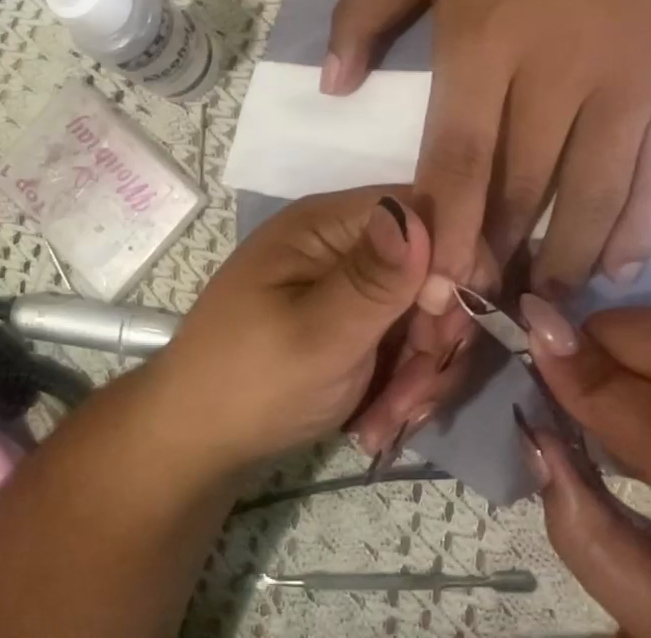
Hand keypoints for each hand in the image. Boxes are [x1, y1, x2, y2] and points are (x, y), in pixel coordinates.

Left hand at [146, 188, 429, 471]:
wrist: (199, 441)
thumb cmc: (250, 383)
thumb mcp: (318, 334)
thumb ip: (375, 280)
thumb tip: (417, 215)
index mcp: (323, 226)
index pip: (420, 210)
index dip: (451, 264)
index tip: (447, 328)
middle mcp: (338, 245)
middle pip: (431, 269)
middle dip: (436, 337)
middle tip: (413, 394)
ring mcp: (345, 287)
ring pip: (426, 315)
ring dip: (421, 373)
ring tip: (388, 420)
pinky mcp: (351, 325)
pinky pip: (405, 342)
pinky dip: (404, 384)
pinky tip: (382, 421)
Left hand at [326, 0, 650, 305]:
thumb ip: (364, 14)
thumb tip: (331, 87)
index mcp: (482, 42)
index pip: (458, 156)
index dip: (446, 227)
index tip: (432, 285)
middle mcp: (553, 75)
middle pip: (522, 188)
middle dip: (499, 257)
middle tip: (481, 312)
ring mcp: (627, 86)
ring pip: (593, 196)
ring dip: (565, 259)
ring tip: (543, 306)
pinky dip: (641, 226)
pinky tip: (617, 264)